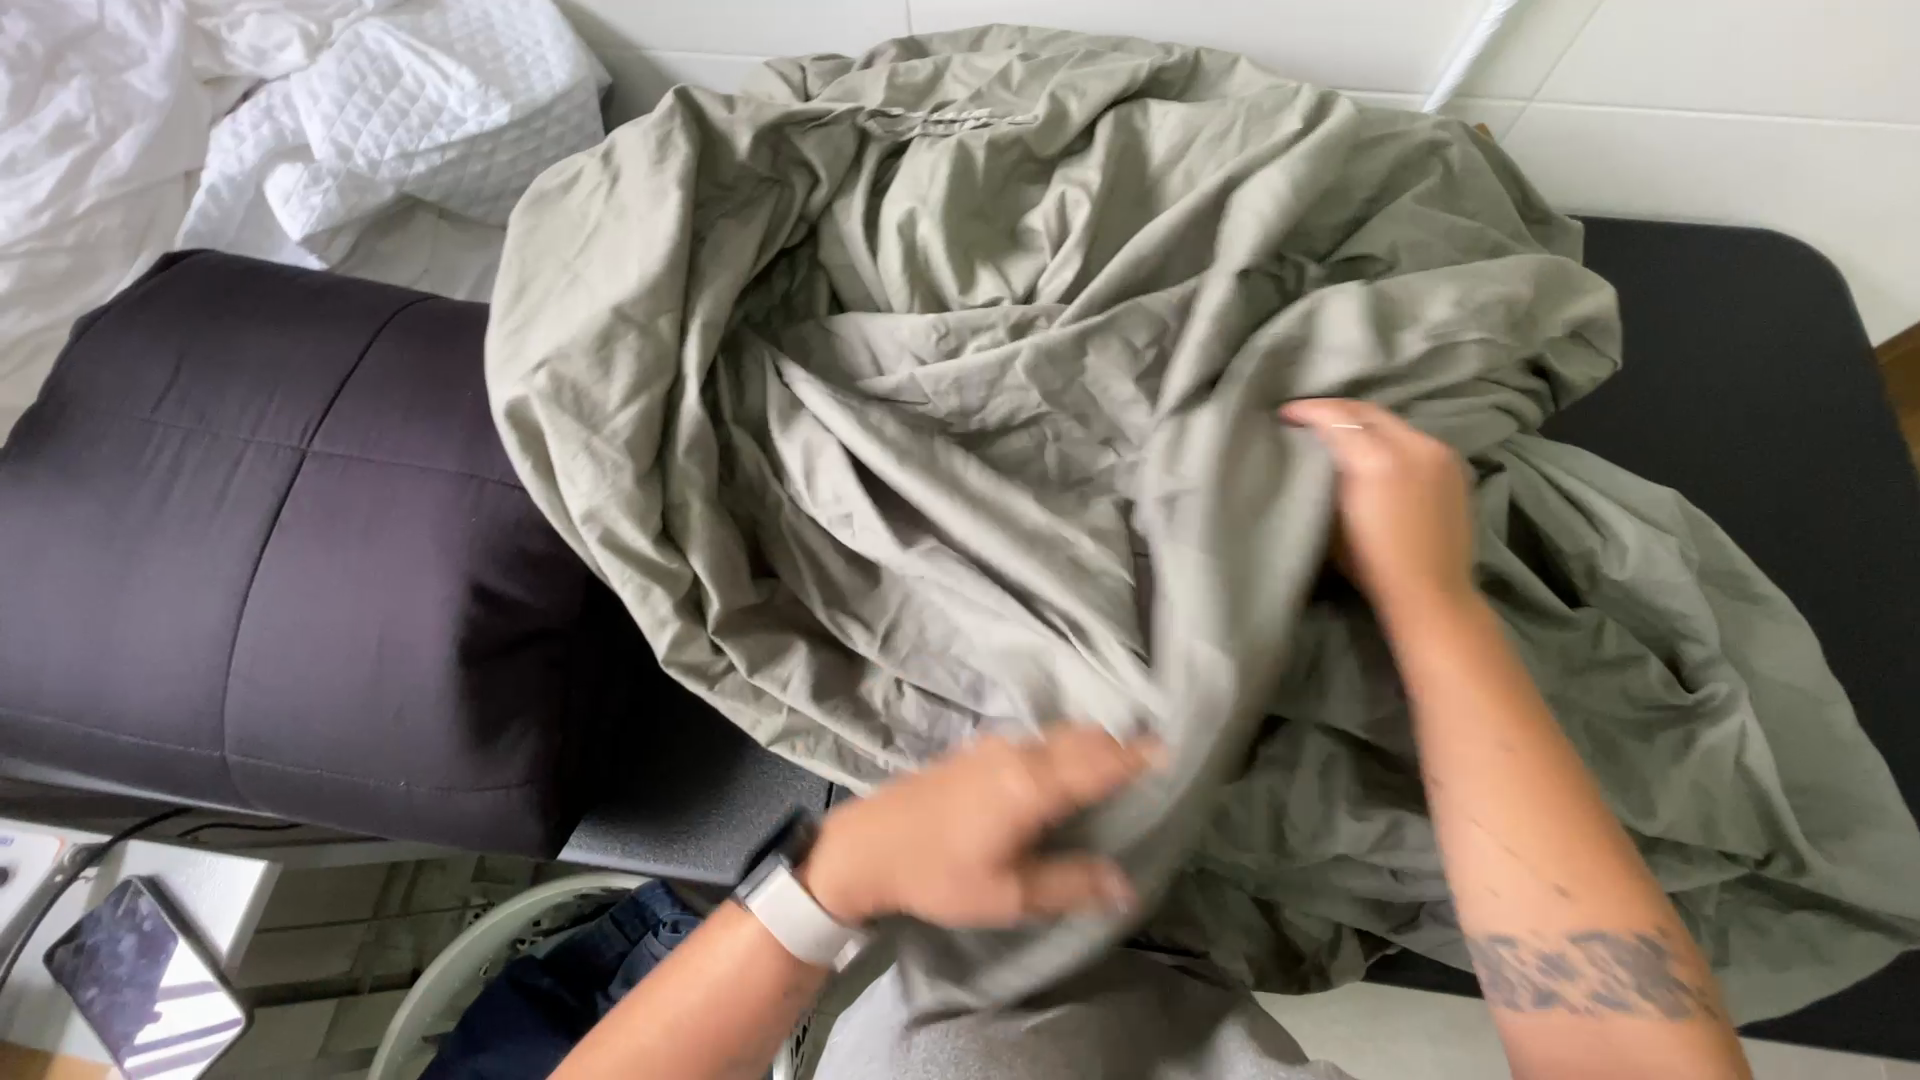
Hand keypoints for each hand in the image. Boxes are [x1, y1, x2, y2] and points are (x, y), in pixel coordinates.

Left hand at [798, 727, 1159, 927]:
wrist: (866, 846)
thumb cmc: (938, 875)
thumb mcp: (1007, 895)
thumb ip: (1070, 885)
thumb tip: (1127, 885)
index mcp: (1032, 785)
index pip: (1099, 762)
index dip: (1137, 755)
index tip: (1170, 751)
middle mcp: (1017, 753)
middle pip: (1081, 738)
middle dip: (1117, 746)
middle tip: (1145, 767)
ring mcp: (993, 745)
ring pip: (1057, 735)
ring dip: (1088, 745)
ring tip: (1110, 769)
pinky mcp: (975, 748)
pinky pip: (1034, 739)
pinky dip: (1061, 747)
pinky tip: (1058, 774)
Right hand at [1280, 398, 1476, 618]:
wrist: (1430, 590)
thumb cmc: (1368, 563)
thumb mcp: (1333, 516)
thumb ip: (1329, 474)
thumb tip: (1318, 454)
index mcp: (1375, 460)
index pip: (1336, 417)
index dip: (1307, 410)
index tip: (1284, 414)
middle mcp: (1412, 446)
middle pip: (1366, 410)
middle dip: (1333, 409)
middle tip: (1306, 417)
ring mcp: (1438, 453)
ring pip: (1391, 421)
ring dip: (1360, 421)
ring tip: (1337, 432)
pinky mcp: (1453, 465)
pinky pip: (1412, 438)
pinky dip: (1386, 436)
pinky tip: (1373, 451)